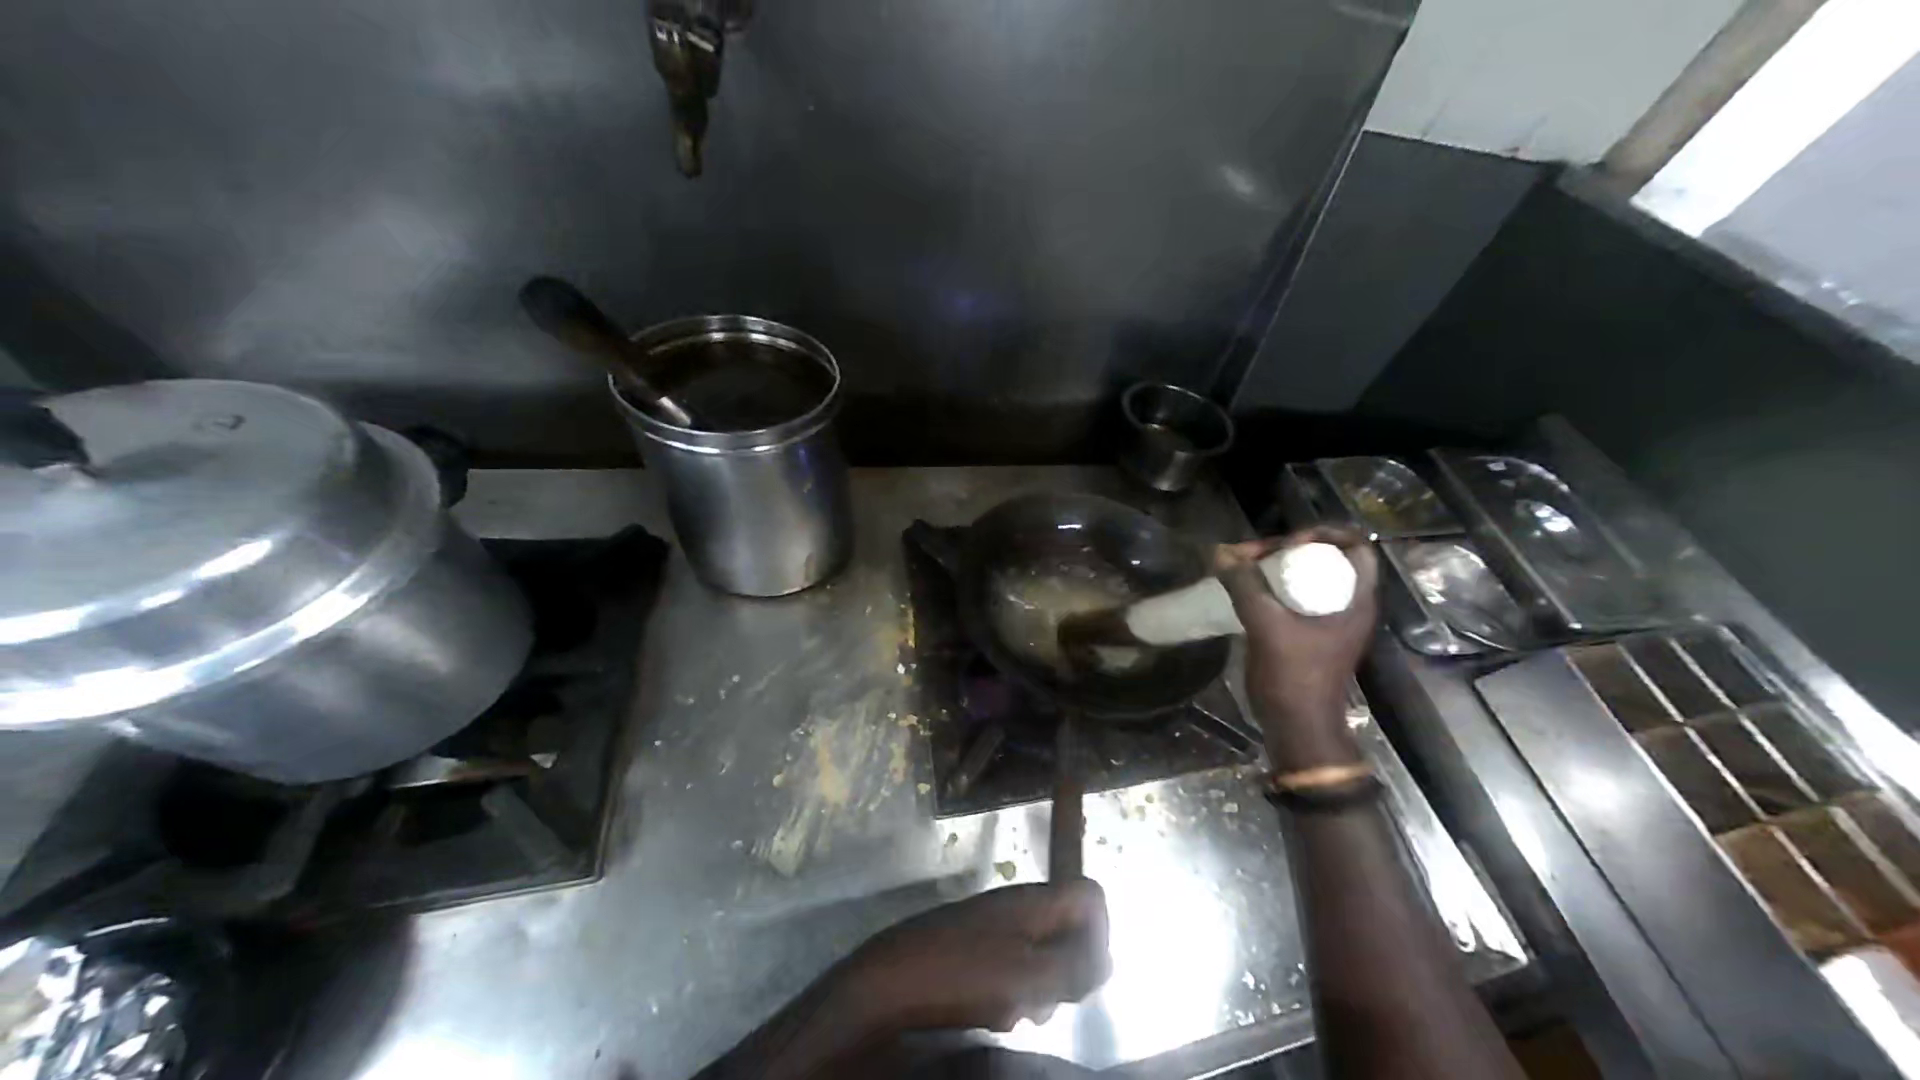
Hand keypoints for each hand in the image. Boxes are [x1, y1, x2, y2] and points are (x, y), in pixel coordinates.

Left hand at [841, 881, 1110, 1033]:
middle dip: (1068, 969)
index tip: (1087, 970)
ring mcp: (990, 925)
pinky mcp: (970, 947)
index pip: (1089, 894)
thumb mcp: (1030, 975)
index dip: (1100, 931)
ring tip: (1015, 1010)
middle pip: (1067, 928)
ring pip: (1039, 953)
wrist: (889, 980)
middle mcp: (1015, 905)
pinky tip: (991, 1012)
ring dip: (1039, 987)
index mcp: (1032, 901)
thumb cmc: (963, 975)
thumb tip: (1107, 959)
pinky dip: (1011, 991)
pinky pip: (1010, 967)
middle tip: (1047, 999)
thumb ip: (1074, 966)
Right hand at [1217, 527, 1379, 771]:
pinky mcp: (1308, 635)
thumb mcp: (1267, 626)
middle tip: (1252, 554)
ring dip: (1276, 567)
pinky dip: (1271, 587)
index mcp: (1357, 600)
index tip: (1286, 541)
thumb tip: (1220, 552)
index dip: (1324, 534)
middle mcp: (1349, 606)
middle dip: (1287, 549)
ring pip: (1307, 578)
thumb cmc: (1293, 677)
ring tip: (1242, 568)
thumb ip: (1244, 586)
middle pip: (1325, 559)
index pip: (1357, 548)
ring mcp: (1329, 622)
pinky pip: (1293, 597)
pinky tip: (1245, 589)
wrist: (1297, 728)